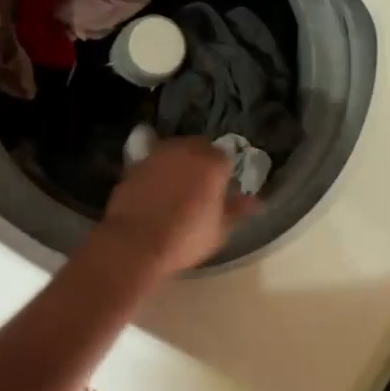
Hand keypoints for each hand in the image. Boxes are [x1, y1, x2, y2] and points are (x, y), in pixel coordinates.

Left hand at [95, 138, 261, 277]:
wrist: (135, 242)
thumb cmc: (185, 238)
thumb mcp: (219, 230)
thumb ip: (237, 210)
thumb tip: (255, 201)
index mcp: (211, 162)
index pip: (225, 158)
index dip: (224, 174)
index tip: (221, 191)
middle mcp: (184, 150)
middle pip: (199, 147)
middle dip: (202, 161)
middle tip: (201, 187)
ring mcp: (157, 154)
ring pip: (174, 150)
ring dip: (179, 162)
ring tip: (177, 187)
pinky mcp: (134, 164)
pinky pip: (153, 162)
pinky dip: (157, 171)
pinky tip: (155, 191)